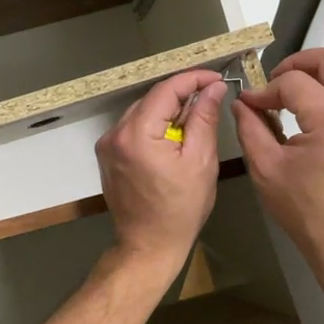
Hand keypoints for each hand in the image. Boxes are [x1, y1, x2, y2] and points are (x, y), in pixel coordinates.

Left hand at [95, 70, 227, 271]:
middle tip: (211, 98)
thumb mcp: (200, 161)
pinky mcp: (107, 155)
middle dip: (181, 95)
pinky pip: (133, 129)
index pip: (165, 90)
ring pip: (141, 112)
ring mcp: (107, 145)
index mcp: (136, 135)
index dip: (193, 79)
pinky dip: (154, 126)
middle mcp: (114, 134)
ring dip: (168, 111)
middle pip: (151, 99)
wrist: (148, 245)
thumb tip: (213, 88)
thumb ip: (204, 119)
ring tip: (196, 119)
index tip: (216, 78)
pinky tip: (174, 136)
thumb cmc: (180, 209)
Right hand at [232, 48, 323, 266]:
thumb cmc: (306, 212)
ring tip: (298, 100)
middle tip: (278, 81)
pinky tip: (321, 122)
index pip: (294, 82)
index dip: (267, 89)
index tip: (252, 104)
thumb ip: (250, 128)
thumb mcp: (267, 169)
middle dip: (301, 63)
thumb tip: (243, 102)